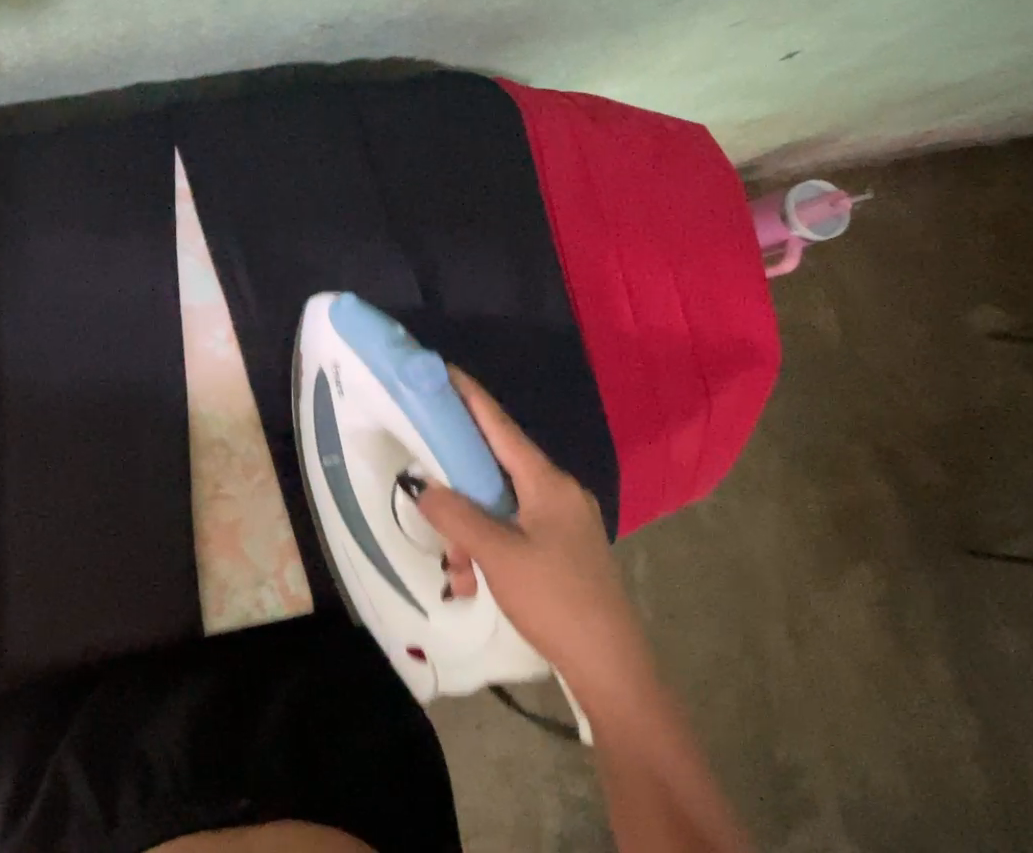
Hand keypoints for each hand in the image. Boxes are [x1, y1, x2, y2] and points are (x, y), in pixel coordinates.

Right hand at [414, 369, 653, 699]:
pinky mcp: (560, 551)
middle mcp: (557, 494)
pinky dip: (485, 552)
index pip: (499, 427)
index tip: (443, 369)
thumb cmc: (554, 597)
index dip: (470, 397)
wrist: (609, 663)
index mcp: (547, 483)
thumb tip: (424, 488)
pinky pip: (510, 535)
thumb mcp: (495, 554)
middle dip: (456, 488)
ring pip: (497, 509)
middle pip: (493, 470)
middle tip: (425, 491)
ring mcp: (561, 524)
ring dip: (468, 533)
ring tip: (456, 571)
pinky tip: (472, 583)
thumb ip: (455, 515)